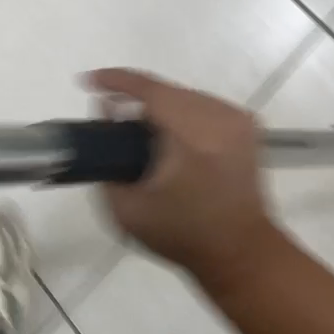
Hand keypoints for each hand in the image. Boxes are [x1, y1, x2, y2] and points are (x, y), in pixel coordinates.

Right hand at [86, 69, 284, 283]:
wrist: (241, 253)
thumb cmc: (182, 234)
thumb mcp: (127, 211)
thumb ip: (105, 164)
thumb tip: (104, 116)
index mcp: (191, 135)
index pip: (149, 89)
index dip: (115, 80)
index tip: (88, 81)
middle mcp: (216, 117)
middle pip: (165, 92)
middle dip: (136, 100)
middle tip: (113, 118)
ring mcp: (235, 118)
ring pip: (183, 96)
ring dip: (160, 108)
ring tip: (141, 130)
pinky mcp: (245, 123)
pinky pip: (202, 106)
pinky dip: (182, 114)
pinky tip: (171, 137)